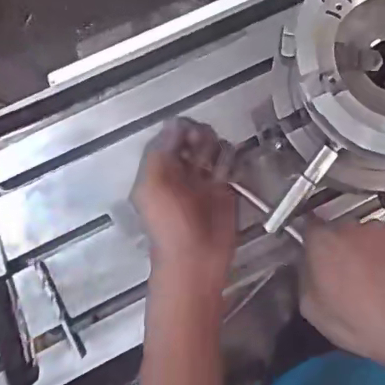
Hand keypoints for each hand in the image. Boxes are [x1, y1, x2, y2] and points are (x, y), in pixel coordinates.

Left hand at [130, 118, 239, 291]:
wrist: (196, 259)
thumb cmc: (169, 225)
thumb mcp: (153, 187)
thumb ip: (159, 153)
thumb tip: (175, 124)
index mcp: (159, 168)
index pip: (170, 134)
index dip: (180, 130)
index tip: (189, 135)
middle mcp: (181, 170)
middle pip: (194, 135)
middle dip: (200, 136)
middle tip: (202, 150)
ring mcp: (204, 178)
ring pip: (213, 145)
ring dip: (215, 149)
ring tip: (214, 168)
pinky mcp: (225, 187)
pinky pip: (230, 162)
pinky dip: (230, 161)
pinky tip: (226, 174)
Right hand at [299, 222, 384, 370]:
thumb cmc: (360, 323)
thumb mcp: (313, 310)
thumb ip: (304, 277)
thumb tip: (306, 265)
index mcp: (322, 242)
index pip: (307, 225)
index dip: (309, 241)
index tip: (312, 254)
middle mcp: (348, 226)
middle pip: (336, 230)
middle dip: (337, 248)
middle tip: (343, 274)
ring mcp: (377, 229)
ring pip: (362, 235)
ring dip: (361, 249)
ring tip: (370, 279)